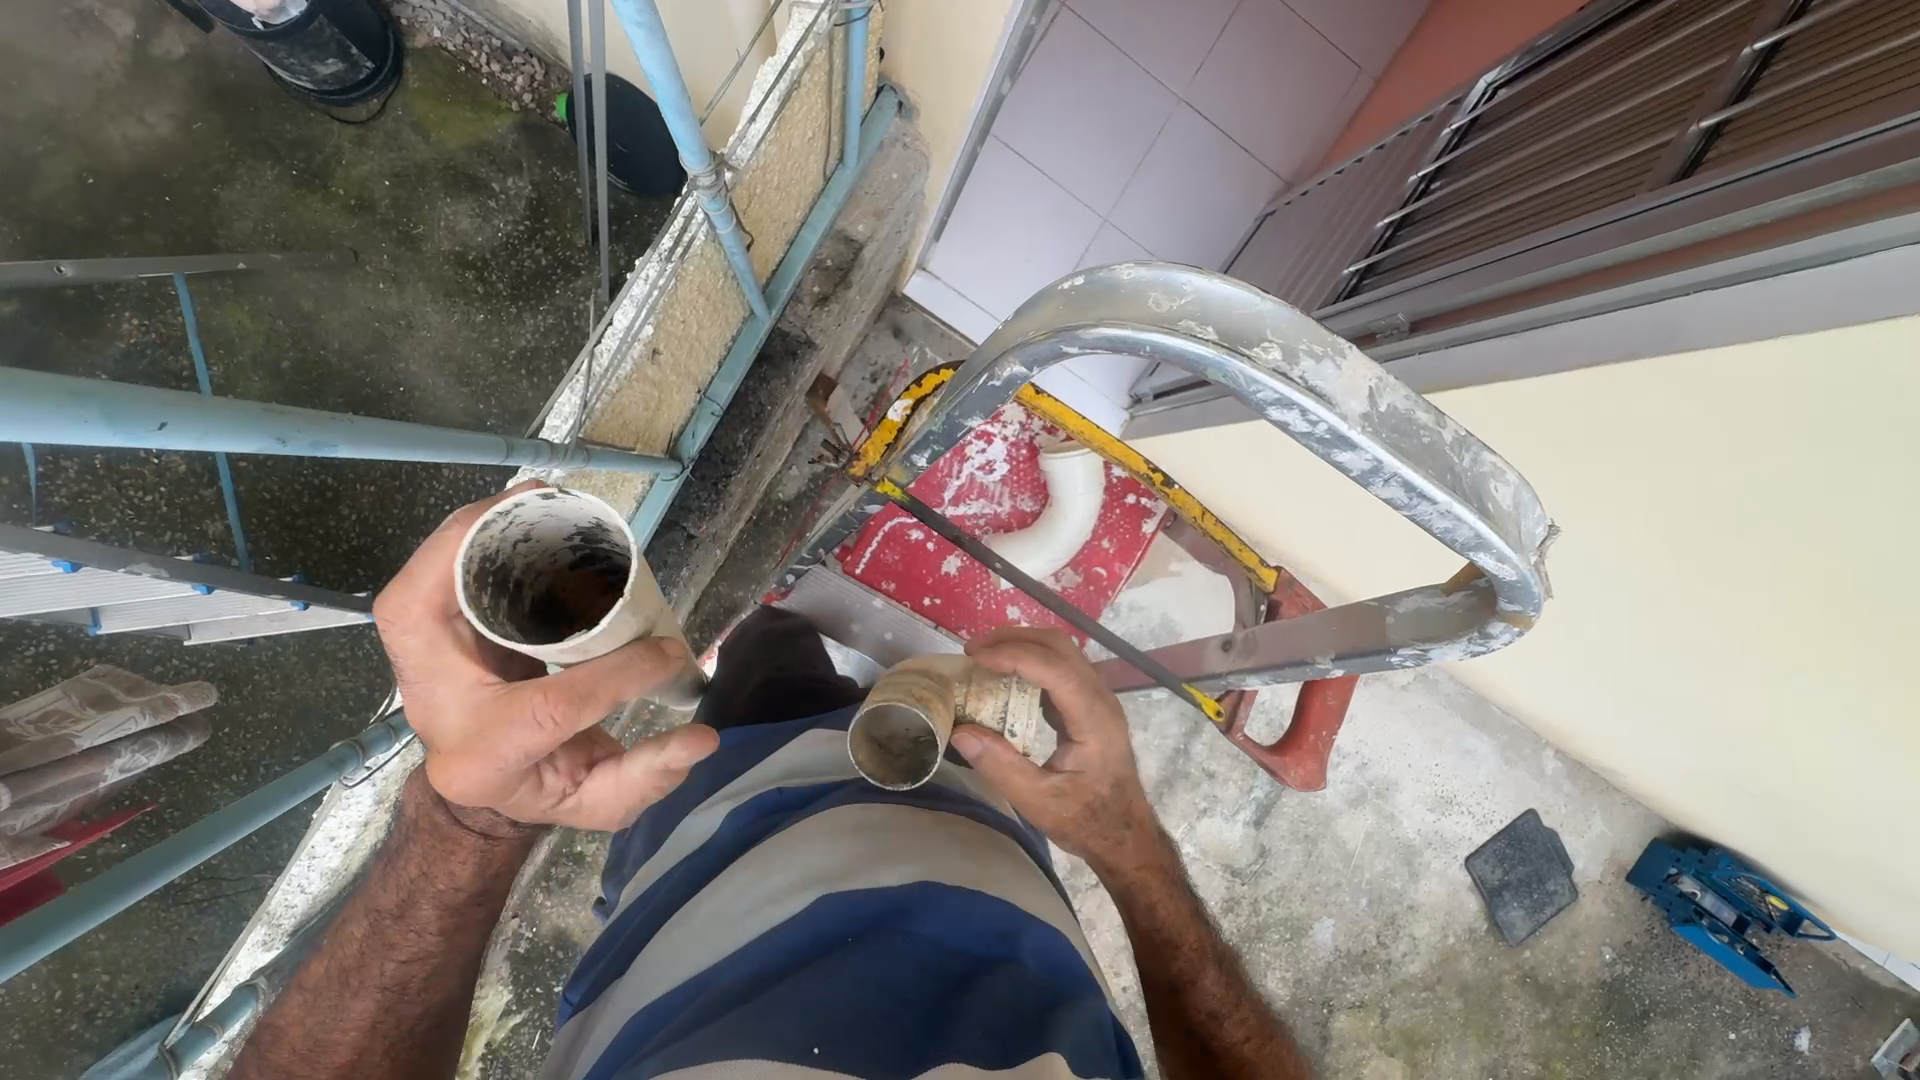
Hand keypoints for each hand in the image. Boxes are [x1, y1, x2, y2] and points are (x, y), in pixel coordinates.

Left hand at [373, 482, 718, 831]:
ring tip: (533, 500)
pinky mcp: (431, 642)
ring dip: (466, 534)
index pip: (550, 707)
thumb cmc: (551, 791)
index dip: (620, 674)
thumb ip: (654, 774)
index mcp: (485, 760)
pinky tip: (513, 514)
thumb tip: (704, 736)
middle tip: (546, 513)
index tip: (672, 652)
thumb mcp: (607, 801)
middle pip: (424, 622)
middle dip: (474, 553)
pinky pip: (430, 583)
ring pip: (417, 591)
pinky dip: (465, 540)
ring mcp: (423, 674)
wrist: (495, 787)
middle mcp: (438, 712)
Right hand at [949, 627, 1161, 869]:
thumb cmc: (1087, 820)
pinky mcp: (1090, 704)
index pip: (1054, 669)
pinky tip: (1006, 676)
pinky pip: (1061, 667)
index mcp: (1093, 719)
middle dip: (1014, 639)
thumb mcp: (1039, 803)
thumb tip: (960, 731)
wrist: (1125, 835)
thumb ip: (1000, 767)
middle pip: (1059, 646)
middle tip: (973, 651)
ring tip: (985, 657)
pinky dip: (1031, 661)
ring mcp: (1098, 698)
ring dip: (1023, 645)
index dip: (1013, 656)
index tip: (975, 658)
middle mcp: (1100, 698)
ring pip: (1062, 651)